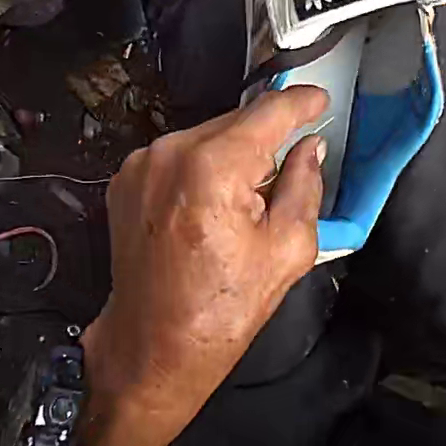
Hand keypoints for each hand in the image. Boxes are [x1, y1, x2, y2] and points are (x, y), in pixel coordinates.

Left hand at [79, 86, 329, 445]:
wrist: (153, 344)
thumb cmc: (220, 309)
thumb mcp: (287, 249)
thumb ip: (304, 185)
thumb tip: (310, 148)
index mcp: (212, 168)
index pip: (268, 112)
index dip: (301, 102)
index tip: (317, 100)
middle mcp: (169, 154)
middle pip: (236, 121)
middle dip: (267, 140)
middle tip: (286, 174)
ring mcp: (142, 164)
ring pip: (208, 136)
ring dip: (234, 155)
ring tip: (244, 205)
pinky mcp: (127, 178)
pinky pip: (180, 155)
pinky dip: (203, 167)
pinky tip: (212, 207)